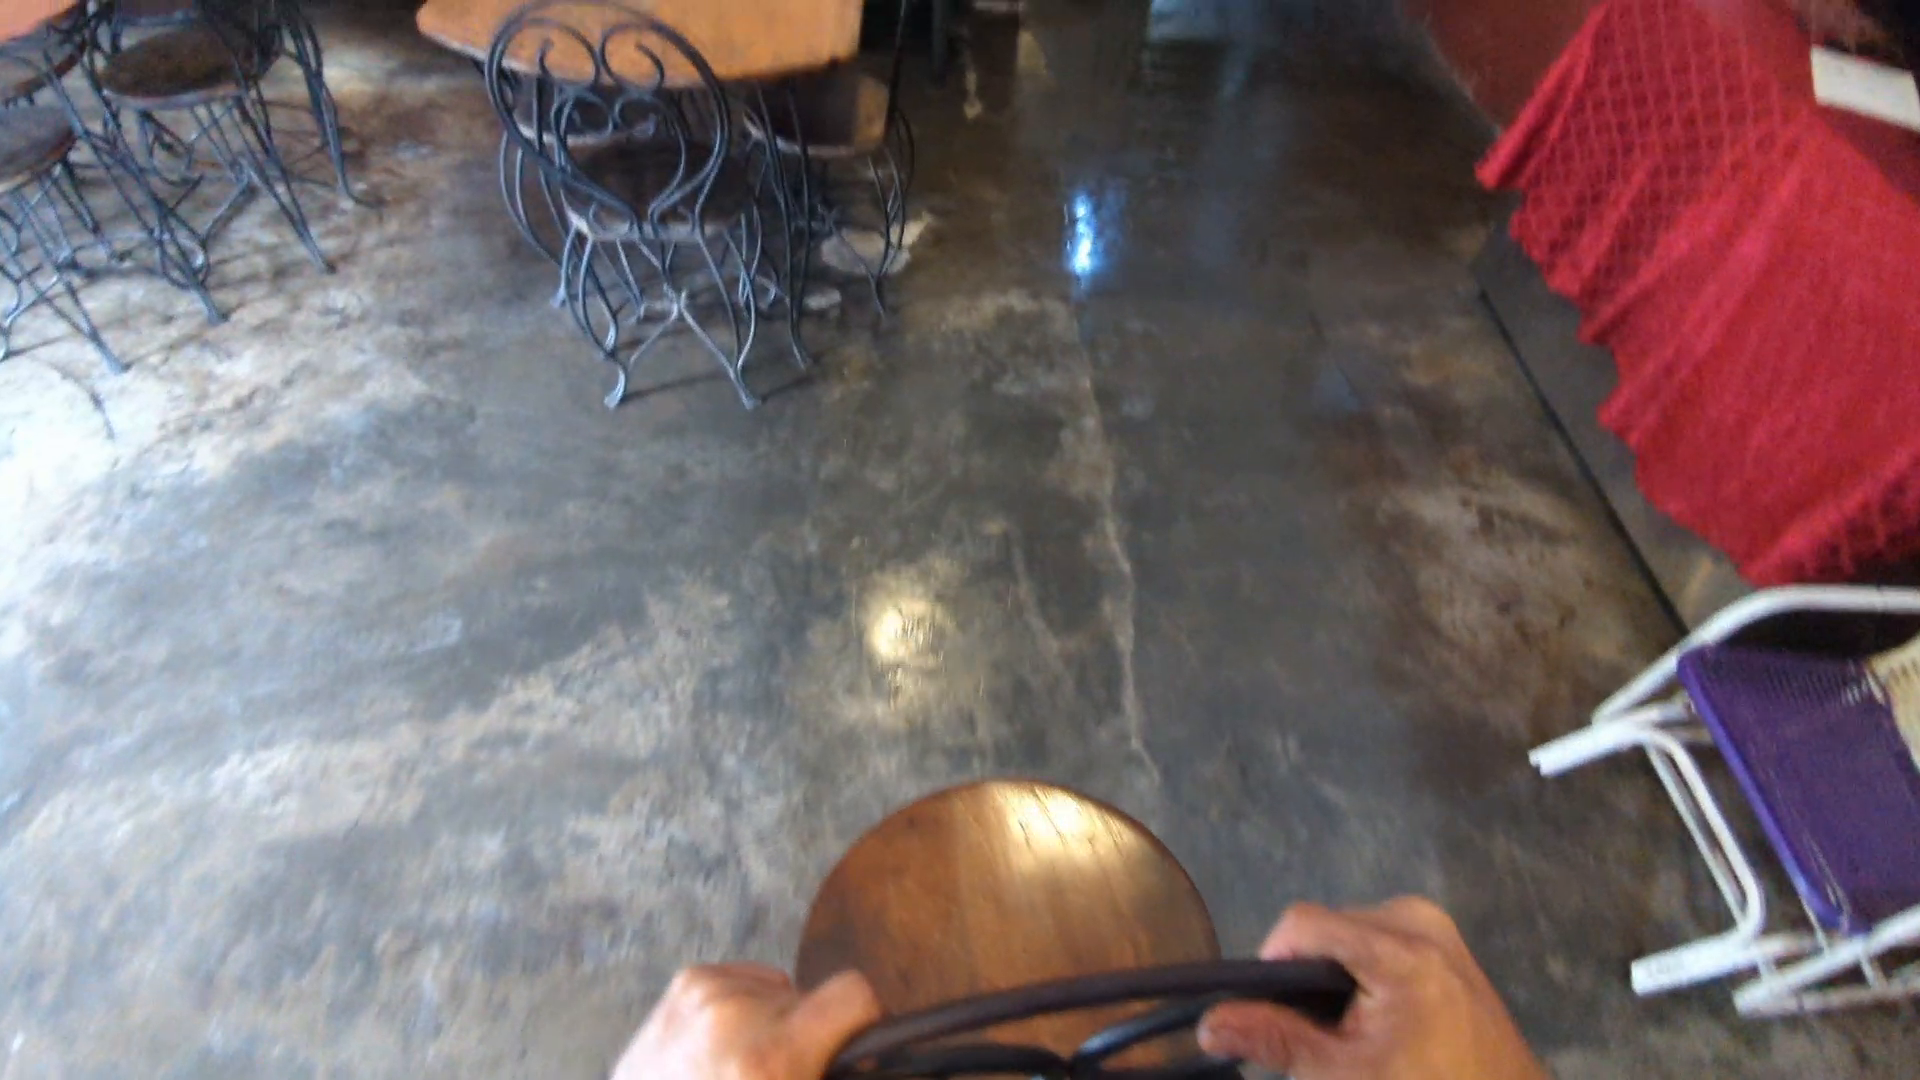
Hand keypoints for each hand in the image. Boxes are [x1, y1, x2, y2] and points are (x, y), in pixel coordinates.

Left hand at [611, 964, 881, 1079]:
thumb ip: (827, 1069)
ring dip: (771, 1024)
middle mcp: (735, 1015)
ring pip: (778, 991)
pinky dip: (743, 1011)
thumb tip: (876, 1056)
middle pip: (812, 998)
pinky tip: (721, 1050)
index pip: (855, 993)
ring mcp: (704, 993)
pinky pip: (744, 981)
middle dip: (806, 1036)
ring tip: (740, 1069)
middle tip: (780, 1075)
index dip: (865, 1022)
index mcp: (769, 1057)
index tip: (856, 1047)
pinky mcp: (684, 984)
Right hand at [1199, 897, 1547, 1079]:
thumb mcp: (1343, 1077)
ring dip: (1335, 971)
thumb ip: (1273, 1038)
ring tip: (1352, 1026)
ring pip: (1347, 930)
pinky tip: (1377, 1014)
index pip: (1303, 923)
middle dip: (1310, 973)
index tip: (1276, 1010)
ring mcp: (1438, 926)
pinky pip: (1376, 937)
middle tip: (1324, 1031)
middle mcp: (1420, 919)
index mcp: (1403, 948)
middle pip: (1325, 926)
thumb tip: (1207, 1023)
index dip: (1275, 961)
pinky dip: (1363, 969)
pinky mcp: (1444, 940)